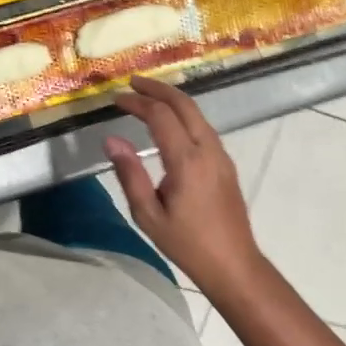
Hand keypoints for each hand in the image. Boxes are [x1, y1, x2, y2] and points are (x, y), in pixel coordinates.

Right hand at [105, 76, 262, 291]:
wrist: (232, 263)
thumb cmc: (186, 244)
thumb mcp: (148, 214)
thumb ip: (130, 174)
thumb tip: (112, 140)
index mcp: (187, 161)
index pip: (160, 116)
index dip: (137, 102)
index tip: (115, 100)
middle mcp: (208, 149)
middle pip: (184, 104)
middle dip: (157, 89)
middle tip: (132, 82)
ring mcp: (221, 155)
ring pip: (197, 113)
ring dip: (172, 100)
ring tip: (148, 97)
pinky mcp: (225, 163)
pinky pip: (204, 127)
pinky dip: (184, 114)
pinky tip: (170, 122)